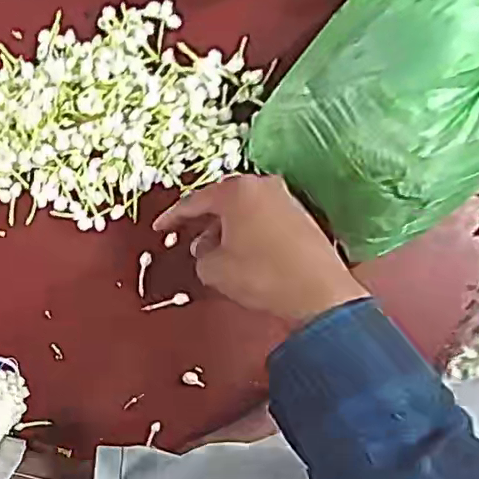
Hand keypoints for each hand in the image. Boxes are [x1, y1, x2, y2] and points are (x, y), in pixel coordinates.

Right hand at [153, 175, 368, 325]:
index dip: (173, 217)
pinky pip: (262, 217)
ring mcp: (285, 199)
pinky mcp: (301, 216)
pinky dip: (246, 230)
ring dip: (225, 227)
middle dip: (202, 220)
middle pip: (222, 200)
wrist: (317, 293)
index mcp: (237, 191)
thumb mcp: (214, 269)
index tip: (161, 227)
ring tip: (213, 250)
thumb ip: (200, 255)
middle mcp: (262, 186)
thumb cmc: (262, 276)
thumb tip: (205, 249)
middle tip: (187, 236)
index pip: (194, 201)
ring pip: (244, 208)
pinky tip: (241, 252)